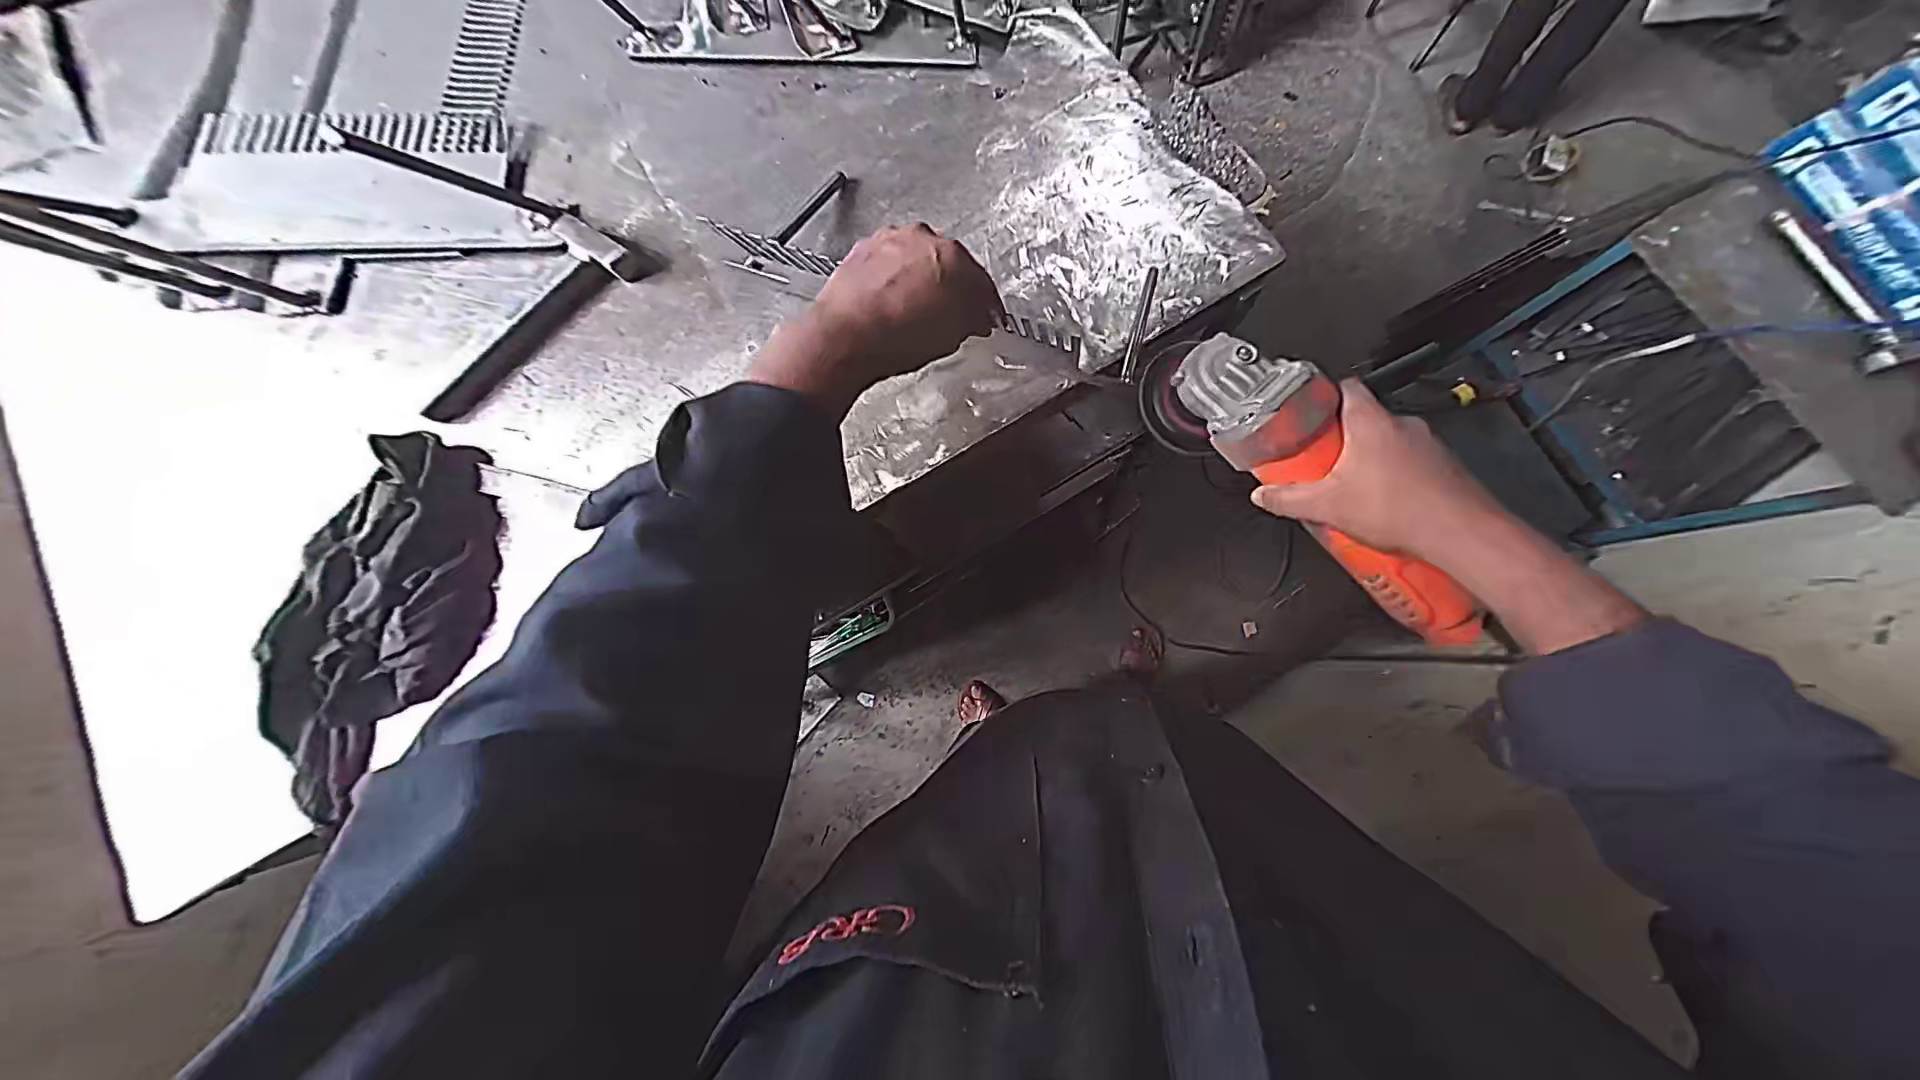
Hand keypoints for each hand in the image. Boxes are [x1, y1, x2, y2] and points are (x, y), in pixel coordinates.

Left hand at [747, 224, 1001, 417]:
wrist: (843, 338)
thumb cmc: (892, 337)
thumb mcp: (950, 337)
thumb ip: (972, 320)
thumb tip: (976, 317)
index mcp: (952, 256)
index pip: (981, 280)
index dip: (987, 304)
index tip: (988, 317)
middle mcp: (921, 239)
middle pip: (950, 263)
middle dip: (957, 288)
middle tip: (960, 314)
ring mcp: (890, 241)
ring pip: (918, 260)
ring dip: (925, 281)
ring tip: (924, 311)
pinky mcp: (864, 250)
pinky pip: (891, 264)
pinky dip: (898, 280)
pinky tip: (896, 303)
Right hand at [1249, 379, 1511, 567]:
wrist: (1460, 534)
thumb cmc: (1403, 510)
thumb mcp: (1327, 506)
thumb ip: (1287, 498)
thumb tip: (1264, 495)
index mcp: (1371, 422)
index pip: (1346, 387)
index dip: (1324, 395)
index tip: (1307, 411)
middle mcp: (1402, 425)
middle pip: (1361, 418)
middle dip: (1337, 439)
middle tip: (1318, 461)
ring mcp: (1426, 444)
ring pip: (1385, 442)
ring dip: (1364, 459)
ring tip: (1346, 488)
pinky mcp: (1441, 465)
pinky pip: (1406, 462)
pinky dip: (1389, 476)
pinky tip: (1377, 503)